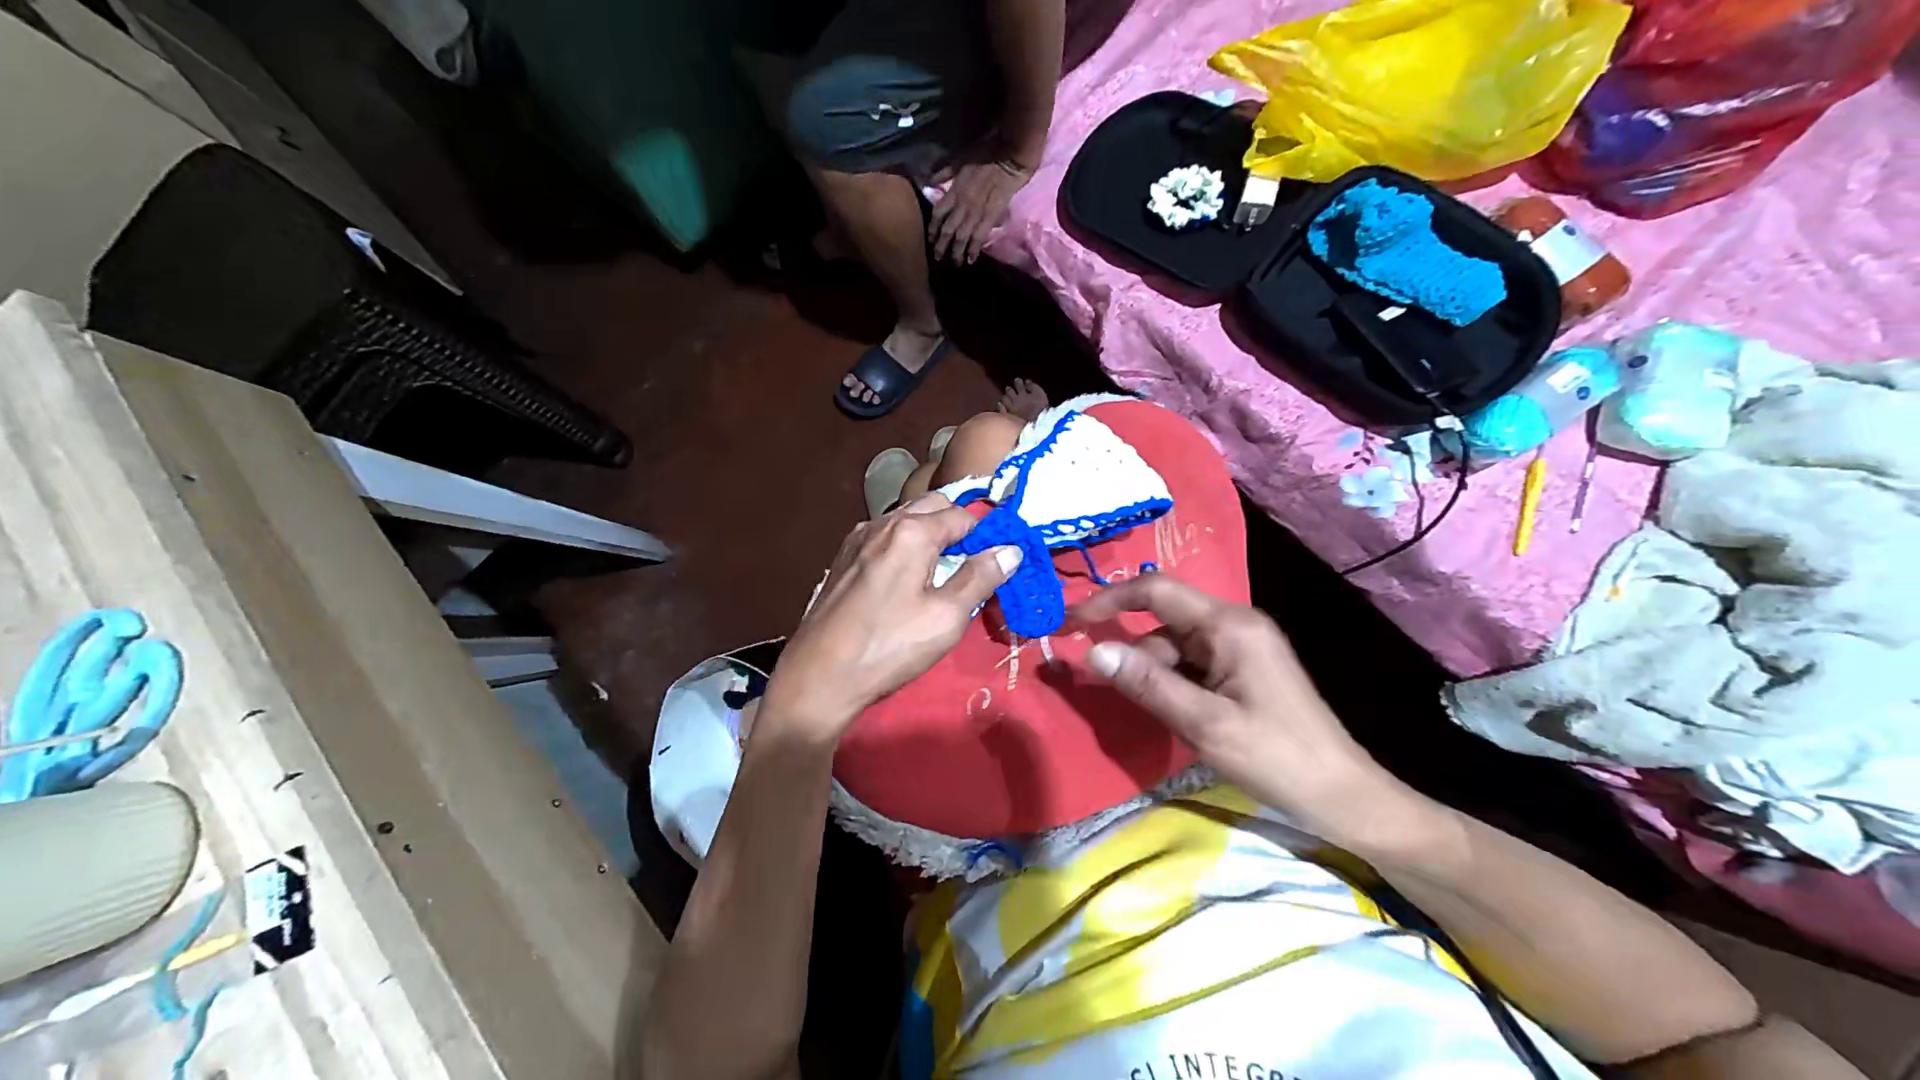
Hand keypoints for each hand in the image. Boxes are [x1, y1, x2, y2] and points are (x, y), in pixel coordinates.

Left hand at [759, 494, 1021, 745]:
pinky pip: (884, 537)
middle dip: (958, 527)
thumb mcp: (946, 617)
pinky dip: (905, 545)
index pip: (963, 516)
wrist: (819, 676)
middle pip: (932, 507)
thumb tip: (1011, 549)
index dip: (987, 535)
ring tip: (943, 572)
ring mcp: (858, 539)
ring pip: (906, 520)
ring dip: (930, 534)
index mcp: (911, 531)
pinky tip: (907, 578)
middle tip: (973, 564)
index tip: (1000, 560)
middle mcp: (882, 523)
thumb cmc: (889, 647)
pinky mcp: (843, 558)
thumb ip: (981, 577)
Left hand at [928, 158, 1034, 264]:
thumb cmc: (986, 152)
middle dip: (942, 246)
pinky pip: (980, 236)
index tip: (931, 239)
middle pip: (947, 230)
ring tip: (955, 264)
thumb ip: (944, 172)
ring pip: (961, 237)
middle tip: (939, 258)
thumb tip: (929, 181)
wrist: (1009, 154)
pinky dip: (974, 249)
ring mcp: (976, 212)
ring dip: (956, 252)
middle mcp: (962, 204)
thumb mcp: (959, 158)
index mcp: (954, 190)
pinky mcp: (991, 216)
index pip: (938, 213)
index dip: (933, 228)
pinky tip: (971, 260)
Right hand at [1070, 575, 1405, 844]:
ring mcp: (1240, 648)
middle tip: (1104, 689)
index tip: (1071, 622)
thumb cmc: (1276, 757)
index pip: (1156, 590)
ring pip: (1174, 647)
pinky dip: (1171, 684)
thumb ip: (1148, 683)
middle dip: (1132, 653)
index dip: (1109, 600)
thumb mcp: (1204, 722)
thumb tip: (1092, 652)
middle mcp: (1234, 625)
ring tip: (1156, 717)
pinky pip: (1190, 665)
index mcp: (1229, 625)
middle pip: (1162, 623)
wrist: (1342, 797)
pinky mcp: (1241, 671)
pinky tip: (1174, 716)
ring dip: (1152, 675)